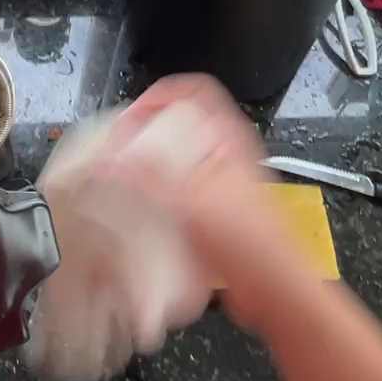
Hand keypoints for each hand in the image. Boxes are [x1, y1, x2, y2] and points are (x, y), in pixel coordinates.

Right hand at [96, 75, 296, 326]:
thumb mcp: (194, 202)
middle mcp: (222, 153)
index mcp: (227, 136)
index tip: (130, 116)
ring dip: (145, 166)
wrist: (274, 289)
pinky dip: (152, 195)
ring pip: (173, 158)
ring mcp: (215, 181)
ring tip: (119, 178)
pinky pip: (172, 191)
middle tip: (116, 149)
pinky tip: (135, 209)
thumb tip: (107, 159)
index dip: (158, 96)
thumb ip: (147, 178)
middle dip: (143, 133)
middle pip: (176, 124)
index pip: (192, 91)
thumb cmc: (253, 242)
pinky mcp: (207, 210)